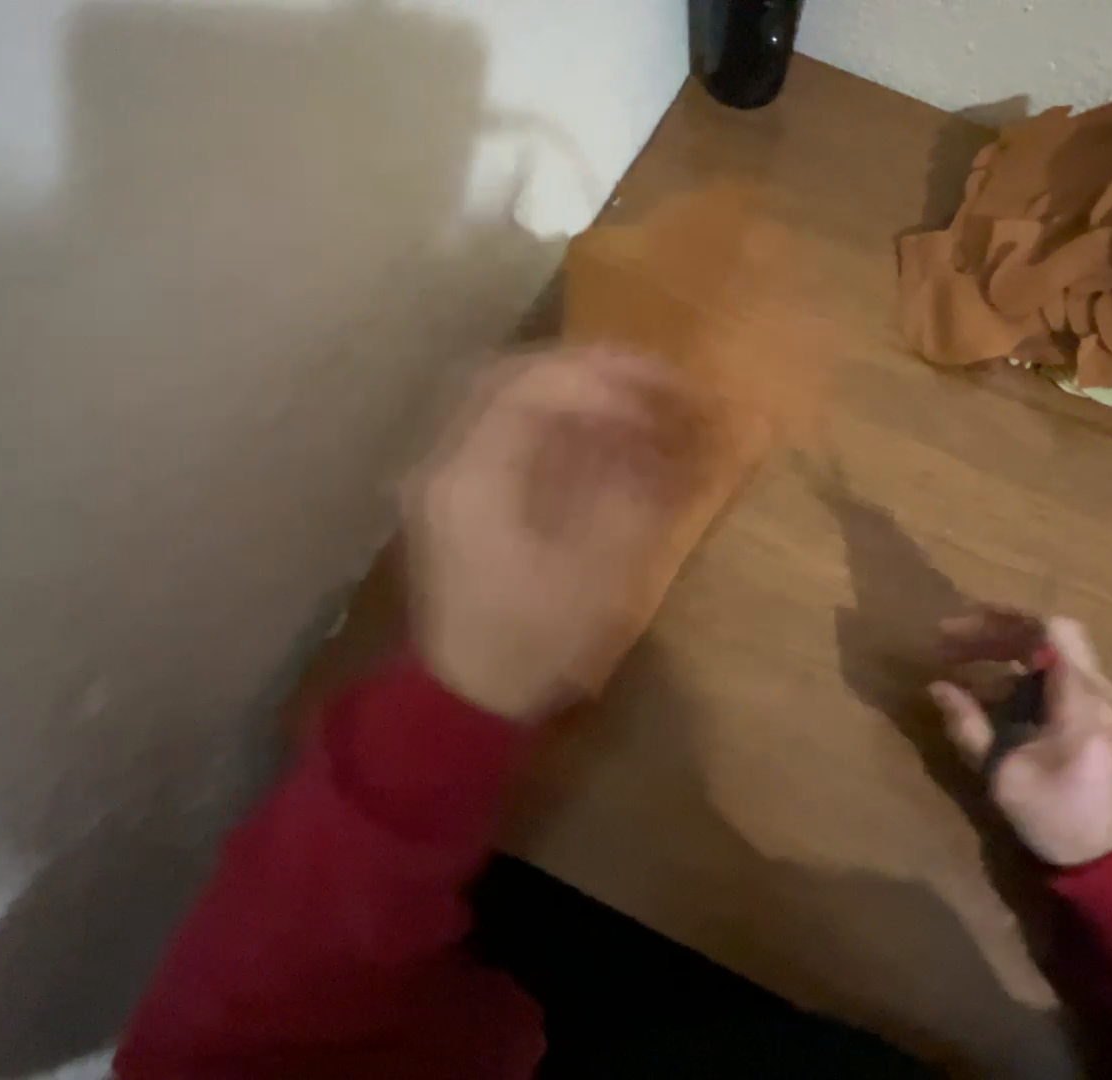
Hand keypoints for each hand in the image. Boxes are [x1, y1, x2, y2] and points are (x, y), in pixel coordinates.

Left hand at [404, 347, 702, 719]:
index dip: (603, 379)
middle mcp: (449, 462)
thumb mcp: (594, 577)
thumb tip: (660, 440)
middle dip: (591, 372)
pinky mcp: (463, 491)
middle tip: (654, 381)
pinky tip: (602, 436)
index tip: (662, 391)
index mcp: (473, 480)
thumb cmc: (533, 645)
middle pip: (516, 377)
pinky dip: (560, 422)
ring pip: (511, 399)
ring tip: (637, 402)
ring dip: (577, 392)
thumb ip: (627, 496)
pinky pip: (510, 432)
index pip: (531, 389)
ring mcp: (450, 474)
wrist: (469, 695)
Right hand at [929, 610, 1111, 866]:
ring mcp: (1104, 701)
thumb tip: (936, 686)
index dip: (1001, 620)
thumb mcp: (1004, 777)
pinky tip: (987, 690)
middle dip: (994, 630)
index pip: (1050, 631)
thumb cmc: (1057, 819)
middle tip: (946, 641)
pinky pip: (1057, 674)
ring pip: (1053, 651)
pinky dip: (1019, 671)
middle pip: (1050, 634)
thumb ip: (969, 726)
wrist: (1111, 860)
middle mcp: (1100, 691)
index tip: (956, 628)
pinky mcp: (1098, 714)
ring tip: (957, 663)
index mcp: (1082, 703)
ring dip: (1003, 649)